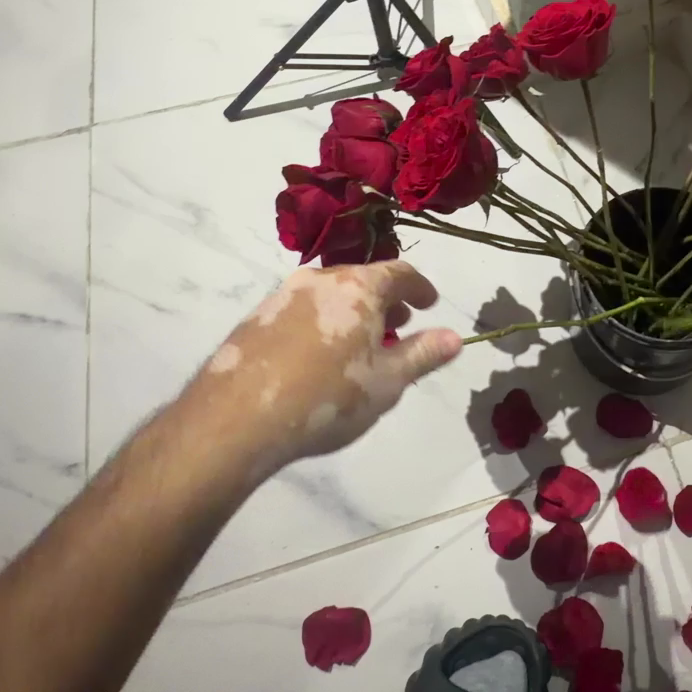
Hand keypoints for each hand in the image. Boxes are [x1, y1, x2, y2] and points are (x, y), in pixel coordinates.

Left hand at [196, 260, 461, 466]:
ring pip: (331, 294)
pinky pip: (304, 309)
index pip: (399, 273)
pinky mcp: (257, 316)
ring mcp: (284, 295)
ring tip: (360, 344)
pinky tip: (319, 356)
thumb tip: (456, 337)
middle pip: (363, 280)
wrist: (235, 418)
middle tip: (399, 323)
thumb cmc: (326, 398)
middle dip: (386, 300)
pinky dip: (323, 322)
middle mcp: (321, 279)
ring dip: (353, 312)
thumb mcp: (386, 383)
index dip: (420, 287)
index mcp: (359, 288)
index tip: (429, 303)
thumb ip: (422, 355)